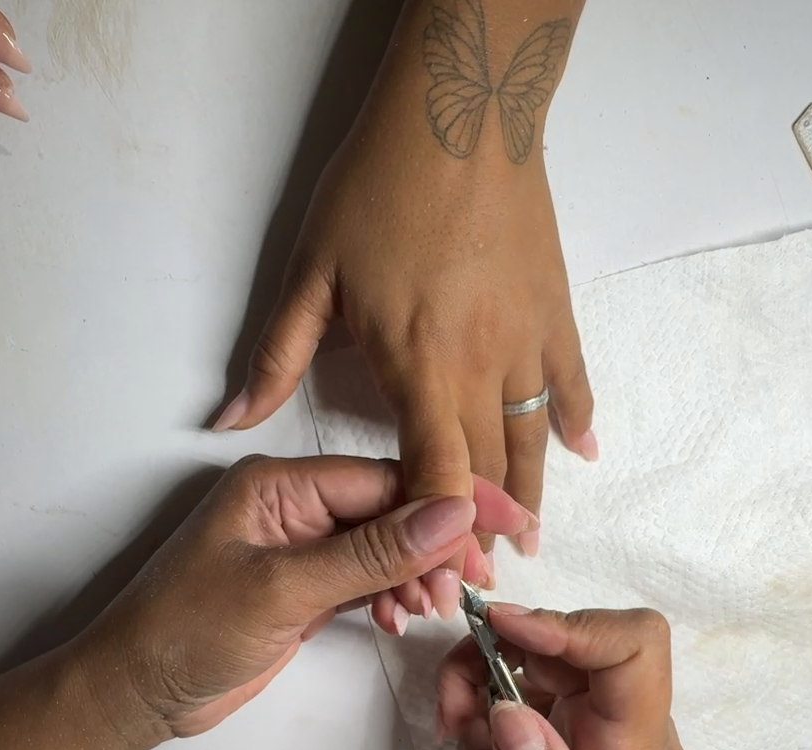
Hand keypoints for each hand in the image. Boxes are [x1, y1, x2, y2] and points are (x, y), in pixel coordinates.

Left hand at [75, 455, 534, 743]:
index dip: (444, 501)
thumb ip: (370, 553)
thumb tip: (452, 515)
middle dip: (433, 546)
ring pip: (380, 548)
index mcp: (279, 483)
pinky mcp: (303, 589)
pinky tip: (397, 617)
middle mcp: (293, 506)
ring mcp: (299, 549)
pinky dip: (387, 596)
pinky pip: (363, 580)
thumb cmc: (191, 630)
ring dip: (412, 575)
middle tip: (472, 585)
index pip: (381, 478)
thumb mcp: (283, 588)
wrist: (140, 691)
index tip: (500, 528)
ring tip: (432, 609)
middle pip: (387, 512)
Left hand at [214, 1, 594, 554]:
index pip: (434, 474)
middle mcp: (481, 366)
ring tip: (528, 539)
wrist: (463, 109)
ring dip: (528, 494)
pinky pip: (570, 383)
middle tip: (483, 577)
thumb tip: (228, 420)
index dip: (439, 534)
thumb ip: (274, 359)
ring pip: (531, 440)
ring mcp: (526, 341)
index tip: (443, 577)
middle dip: (482, 530)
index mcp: (419, 367)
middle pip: (484, 470)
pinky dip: (577, 422)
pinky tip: (584, 453)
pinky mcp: (554, 312)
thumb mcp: (310, 276)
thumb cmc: (380, 189)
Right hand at [436, 606, 723, 749]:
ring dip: (475, 700)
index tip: (498, 630)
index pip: (629, 644)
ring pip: (521, 663)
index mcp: (635, 738)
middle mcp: (615, 710)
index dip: (565, 622)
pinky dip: (486, 728)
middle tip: (450, 720)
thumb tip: (508, 714)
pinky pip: (515, 697)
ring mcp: (590, 712)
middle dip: (481, 662)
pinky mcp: (568, 722)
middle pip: (550, 641)